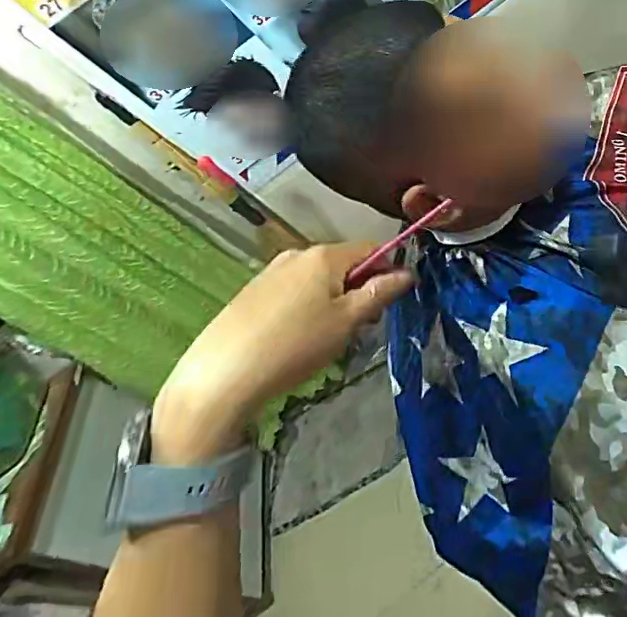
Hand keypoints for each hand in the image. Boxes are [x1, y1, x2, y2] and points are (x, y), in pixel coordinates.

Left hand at [152, 243, 414, 463]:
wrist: (219, 378)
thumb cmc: (294, 345)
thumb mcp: (347, 322)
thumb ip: (379, 294)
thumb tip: (407, 274)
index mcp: (324, 255)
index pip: (371, 248)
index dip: (387, 270)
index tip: (387, 303)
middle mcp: (297, 254)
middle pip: (343, 264)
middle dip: (358, 289)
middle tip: (358, 327)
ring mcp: (270, 273)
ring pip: (317, 280)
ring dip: (332, 301)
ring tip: (324, 339)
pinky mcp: (250, 294)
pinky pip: (292, 293)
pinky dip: (304, 309)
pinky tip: (294, 341)